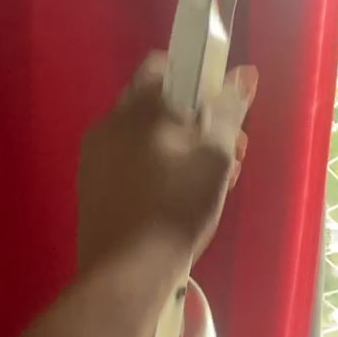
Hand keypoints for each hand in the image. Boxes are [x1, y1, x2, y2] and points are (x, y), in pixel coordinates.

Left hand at [77, 54, 256, 269]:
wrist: (129, 271)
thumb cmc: (177, 205)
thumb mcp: (217, 155)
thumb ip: (229, 109)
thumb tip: (243, 72)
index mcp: (138, 106)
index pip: (164, 65)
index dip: (197, 78)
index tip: (222, 108)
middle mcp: (110, 123)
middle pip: (160, 105)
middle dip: (199, 122)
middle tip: (232, 153)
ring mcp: (96, 158)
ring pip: (149, 139)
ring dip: (184, 150)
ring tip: (214, 184)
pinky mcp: (94, 190)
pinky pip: (134, 166)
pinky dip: (161, 173)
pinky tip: (181, 202)